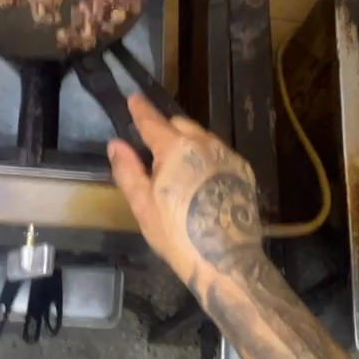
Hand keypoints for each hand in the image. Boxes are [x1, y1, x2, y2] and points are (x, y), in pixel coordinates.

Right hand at [107, 93, 264, 287]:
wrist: (225, 260)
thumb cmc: (177, 233)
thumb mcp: (142, 205)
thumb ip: (128, 170)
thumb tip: (116, 144)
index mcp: (176, 148)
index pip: (153, 120)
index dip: (141, 109)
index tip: (134, 98)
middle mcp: (204, 144)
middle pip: (180, 124)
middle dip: (164, 128)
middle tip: (151, 145)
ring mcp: (227, 156)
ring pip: (201, 137)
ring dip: (186, 142)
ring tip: (175, 165)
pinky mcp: (243, 171)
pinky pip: (217, 153)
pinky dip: (204, 156)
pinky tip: (198, 178)